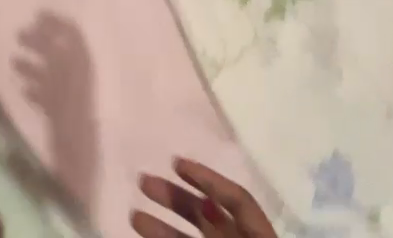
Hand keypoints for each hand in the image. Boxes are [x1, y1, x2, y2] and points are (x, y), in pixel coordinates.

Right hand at [133, 160, 274, 237]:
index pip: (237, 198)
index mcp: (258, 231)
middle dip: (175, 196)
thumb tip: (203, 205)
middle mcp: (238, 237)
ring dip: (162, 225)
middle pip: (207, 212)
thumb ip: (221, 221)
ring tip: (133, 216)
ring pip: (190, 236)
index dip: (209, 178)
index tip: (175, 162)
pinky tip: (145, 233)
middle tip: (143, 180)